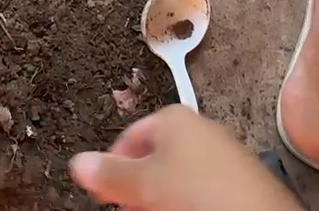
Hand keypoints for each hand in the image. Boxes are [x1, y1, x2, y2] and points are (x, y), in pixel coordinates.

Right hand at [71, 106, 302, 210]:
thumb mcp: (145, 185)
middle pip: (154, 159)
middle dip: (140, 189)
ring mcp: (221, 153)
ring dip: (163, 199)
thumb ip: (110, 174)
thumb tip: (77, 162)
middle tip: (133, 209)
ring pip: (178, 176)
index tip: (108, 198)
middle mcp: (197, 127)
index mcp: (172, 117)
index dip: (114, 169)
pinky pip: (203, 189)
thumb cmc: (200, 193)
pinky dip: (190, 201)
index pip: (128, 138)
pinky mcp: (241, 181)